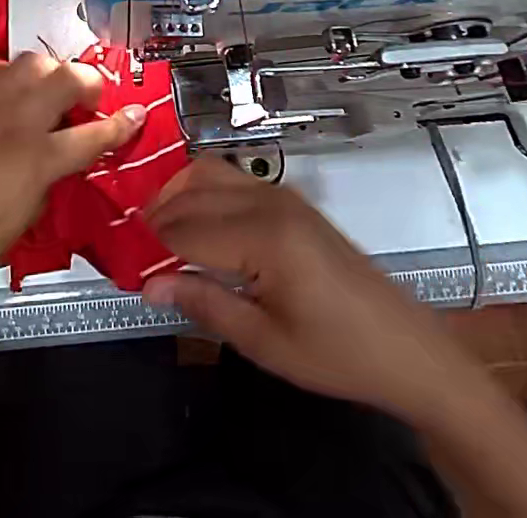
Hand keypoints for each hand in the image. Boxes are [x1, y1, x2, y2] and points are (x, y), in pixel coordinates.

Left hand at [0, 53, 147, 329]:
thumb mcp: (34, 211)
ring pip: (34, 60)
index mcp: (39, 159)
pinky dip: (11, 74)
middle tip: (91, 103)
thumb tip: (72, 150)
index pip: (95, 132)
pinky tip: (13, 92)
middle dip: (91, 84)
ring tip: (54, 93)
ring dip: (53, 73)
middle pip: (69, 76)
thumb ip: (59, 172)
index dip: (122, 124)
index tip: (136, 115)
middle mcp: (16, 122)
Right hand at [142, 160, 478, 421]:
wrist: (403, 346)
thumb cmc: (337, 352)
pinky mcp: (291, 200)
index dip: (149, 247)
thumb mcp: (263, 341)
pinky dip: (202, 193)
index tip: (123, 263)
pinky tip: (194, 225)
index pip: (183, 229)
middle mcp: (270, 201)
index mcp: (263, 235)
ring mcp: (283, 195)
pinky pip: (233, 180)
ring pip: (209, 173)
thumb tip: (149, 285)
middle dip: (155, 216)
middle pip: (191, 191)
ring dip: (177, 195)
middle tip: (131, 249)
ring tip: (157, 234)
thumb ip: (203, 303)